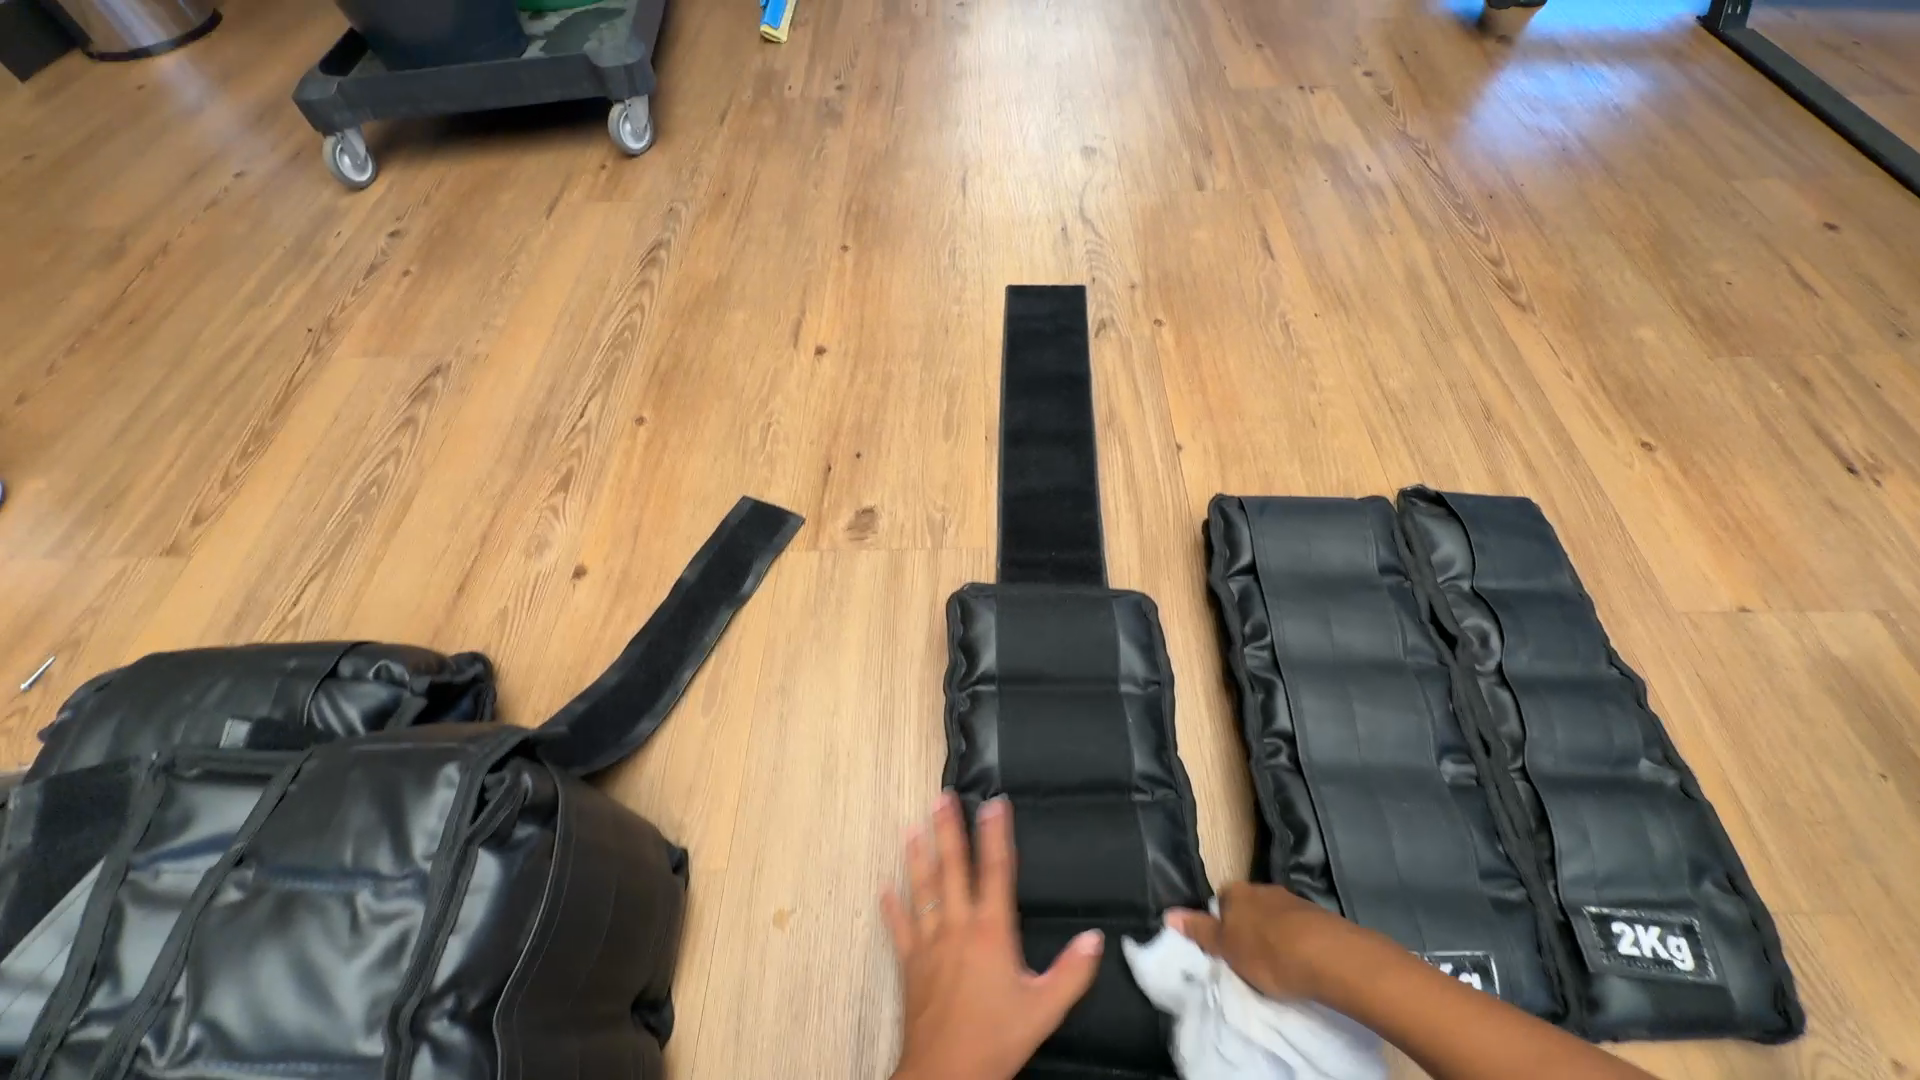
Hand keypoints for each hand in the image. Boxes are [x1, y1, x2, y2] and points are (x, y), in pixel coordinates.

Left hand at [883, 792, 1103, 1079]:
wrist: (945, 1072)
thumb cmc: (994, 1040)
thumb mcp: (1044, 1008)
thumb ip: (1072, 971)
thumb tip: (1094, 940)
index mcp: (991, 932)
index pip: (996, 870)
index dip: (995, 834)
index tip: (993, 805)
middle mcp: (957, 928)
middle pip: (952, 867)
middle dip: (948, 830)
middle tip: (941, 799)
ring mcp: (929, 943)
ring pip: (922, 889)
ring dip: (917, 856)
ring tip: (912, 828)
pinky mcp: (910, 963)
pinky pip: (899, 928)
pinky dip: (891, 907)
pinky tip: (884, 889)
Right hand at [1164, 882, 1364, 1001]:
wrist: (1329, 957)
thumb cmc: (1267, 952)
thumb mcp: (1225, 948)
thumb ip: (1199, 931)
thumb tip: (1168, 914)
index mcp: (1236, 892)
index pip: (1221, 900)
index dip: (1221, 922)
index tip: (1224, 947)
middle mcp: (1263, 889)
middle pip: (1248, 906)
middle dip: (1248, 926)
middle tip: (1247, 956)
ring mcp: (1294, 901)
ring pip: (1275, 916)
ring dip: (1274, 933)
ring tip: (1276, 962)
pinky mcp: (1319, 917)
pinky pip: (1299, 927)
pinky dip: (1296, 940)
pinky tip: (1300, 961)